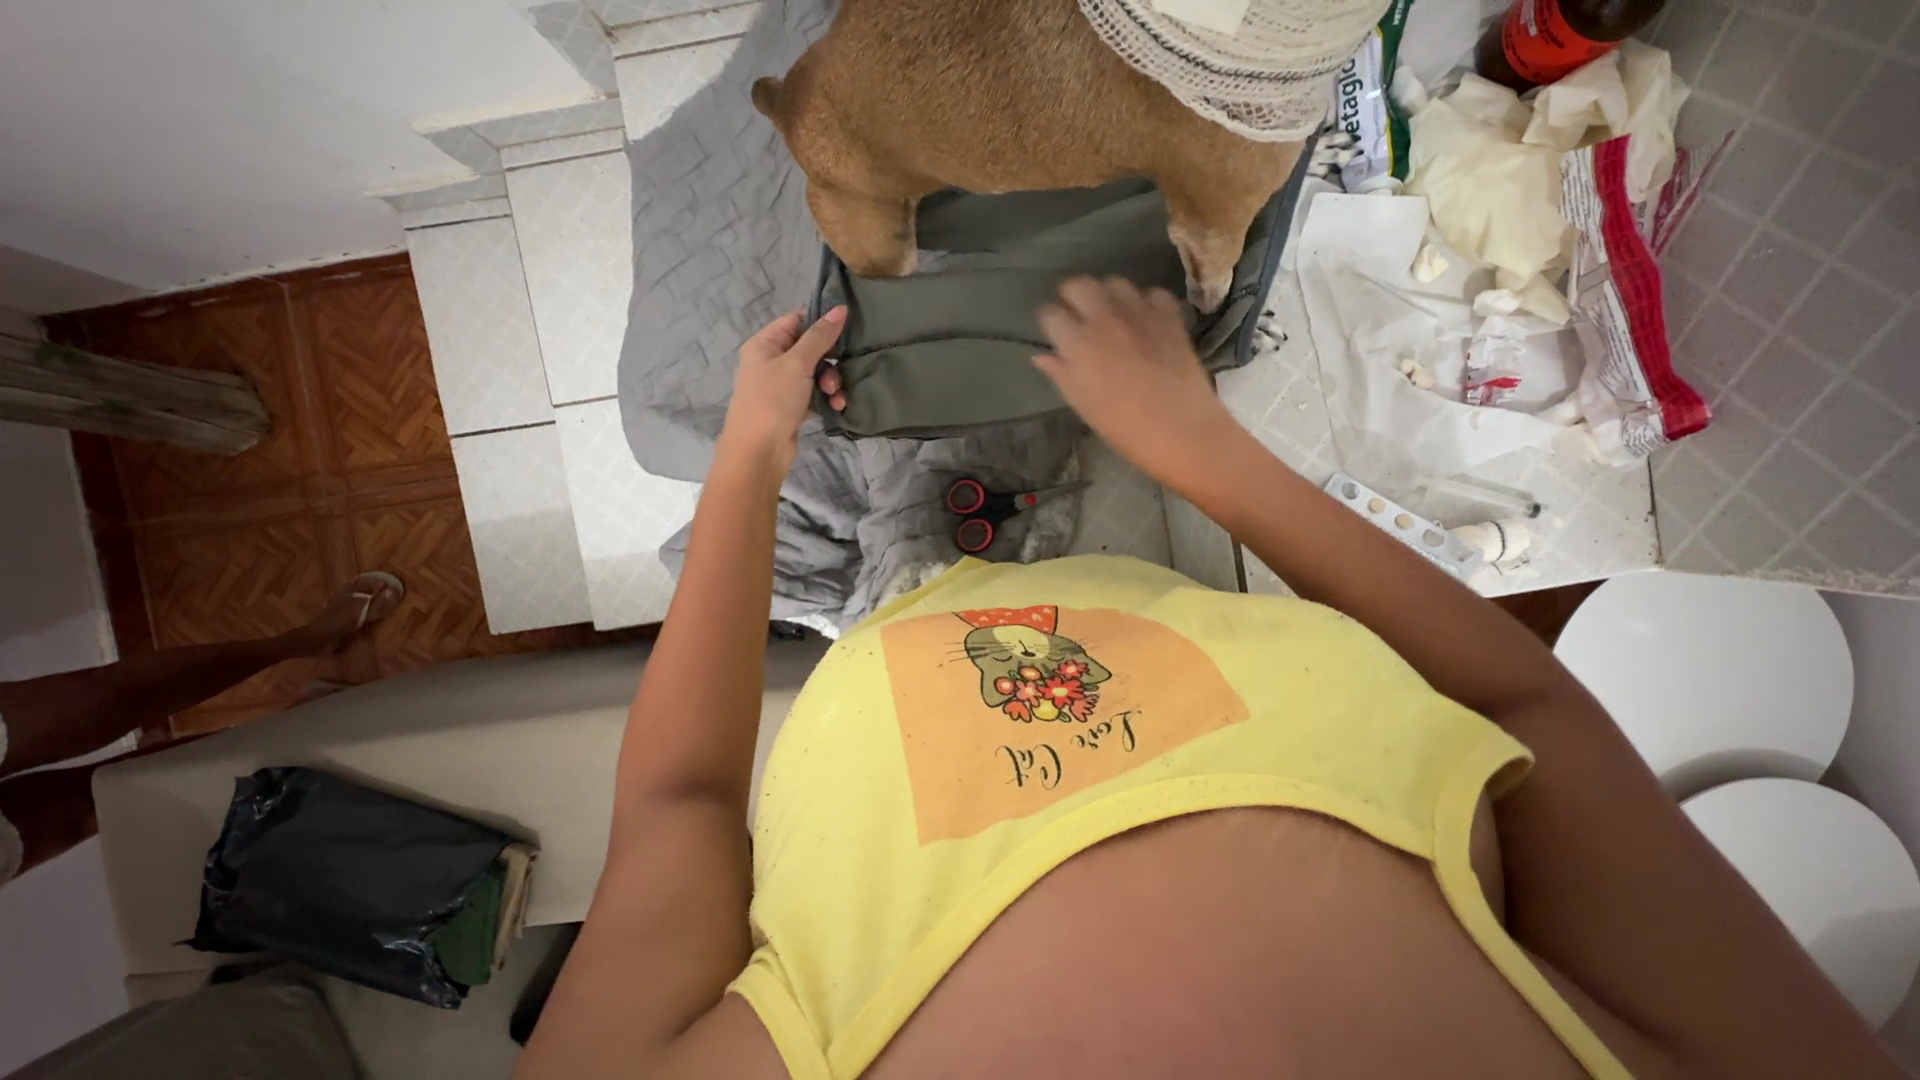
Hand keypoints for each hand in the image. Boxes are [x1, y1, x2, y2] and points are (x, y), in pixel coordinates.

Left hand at [720, 306, 846, 467]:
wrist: (759, 451)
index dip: (820, 322)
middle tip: (842, 367)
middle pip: (809, 348)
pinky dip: (827, 397)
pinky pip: (815, 394)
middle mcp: (771, 361)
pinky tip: (837, 406)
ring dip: (831, 381)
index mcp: (765, 344)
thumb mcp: (797, 363)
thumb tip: (840, 308)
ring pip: (815, 373)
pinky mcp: (792, 406)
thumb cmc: (773, 400)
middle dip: (829, 359)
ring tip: (835, 394)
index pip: (796, 321)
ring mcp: (781, 385)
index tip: (847, 327)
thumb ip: (820, 336)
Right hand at [1034, 277, 1236, 488]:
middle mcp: (1105, 318)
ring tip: (1112, 315)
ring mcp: (1139, 313)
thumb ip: (1061, 373)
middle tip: (1078, 315)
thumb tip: (1042, 356)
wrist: (1181, 430)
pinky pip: (1153, 294)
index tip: (1054, 332)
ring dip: (1108, 295)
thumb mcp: (1083, 405)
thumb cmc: (1123, 427)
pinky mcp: (1169, 316)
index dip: (1049, 322)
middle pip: (1079, 285)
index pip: (1050, 314)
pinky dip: (1146, 302)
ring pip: (1115, 283)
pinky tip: (1146, 320)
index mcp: (1077, 343)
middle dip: (1073, 296)